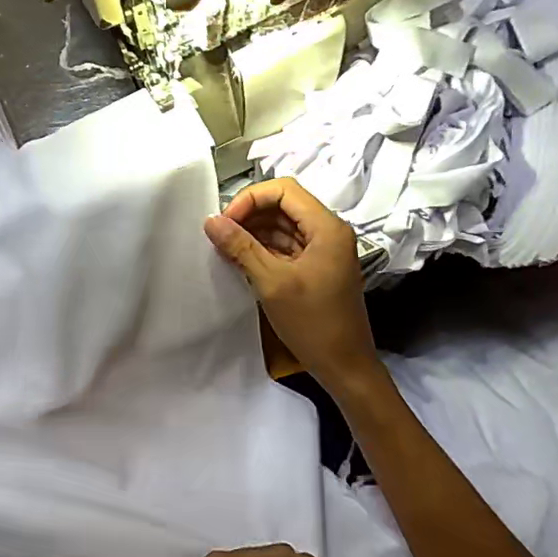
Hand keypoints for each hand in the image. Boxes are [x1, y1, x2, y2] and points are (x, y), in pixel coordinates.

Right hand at [204, 178, 380, 385]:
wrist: (345, 365)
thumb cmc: (313, 323)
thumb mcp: (273, 283)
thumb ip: (241, 248)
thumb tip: (212, 221)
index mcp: (327, 227)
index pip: (284, 191)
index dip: (251, 199)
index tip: (225, 222)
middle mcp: (328, 232)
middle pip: (284, 206)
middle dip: (250, 215)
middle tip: (220, 235)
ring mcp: (324, 251)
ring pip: (283, 227)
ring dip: (254, 233)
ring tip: (226, 248)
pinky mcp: (317, 269)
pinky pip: (287, 247)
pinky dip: (264, 250)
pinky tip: (241, 260)